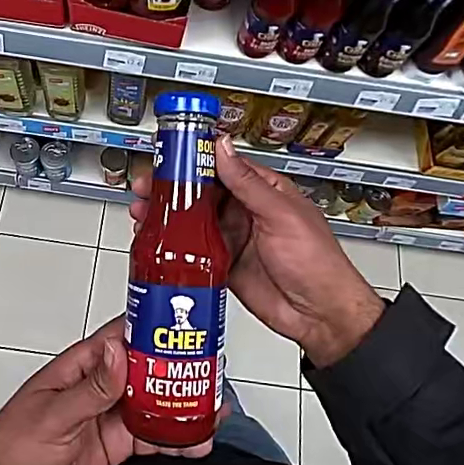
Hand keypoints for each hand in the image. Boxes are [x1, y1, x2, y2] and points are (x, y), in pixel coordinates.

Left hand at [0, 319, 213, 464]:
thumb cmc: (14, 443)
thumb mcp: (54, 414)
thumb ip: (91, 387)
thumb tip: (119, 350)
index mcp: (86, 364)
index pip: (126, 335)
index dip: (156, 328)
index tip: (187, 327)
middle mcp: (104, 383)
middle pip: (150, 368)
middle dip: (181, 369)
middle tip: (212, 374)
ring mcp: (113, 413)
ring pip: (158, 401)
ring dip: (184, 405)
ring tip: (213, 410)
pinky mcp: (119, 442)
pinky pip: (154, 436)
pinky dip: (177, 439)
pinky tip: (195, 442)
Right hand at [132, 135, 384, 367]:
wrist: (320, 316)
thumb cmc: (317, 263)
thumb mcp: (281, 215)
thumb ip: (248, 183)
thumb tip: (223, 148)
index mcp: (264, 191)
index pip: (222, 167)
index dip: (193, 160)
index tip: (168, 156)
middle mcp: (245, 212)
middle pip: (200, 193)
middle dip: (171, 188)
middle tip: (147, 186)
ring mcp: (233, 238)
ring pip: (192, 221)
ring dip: (167, 216)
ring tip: (143, 212)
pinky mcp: (223, 264)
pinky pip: (192, 251)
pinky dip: (173, 246)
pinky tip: (156, 241)